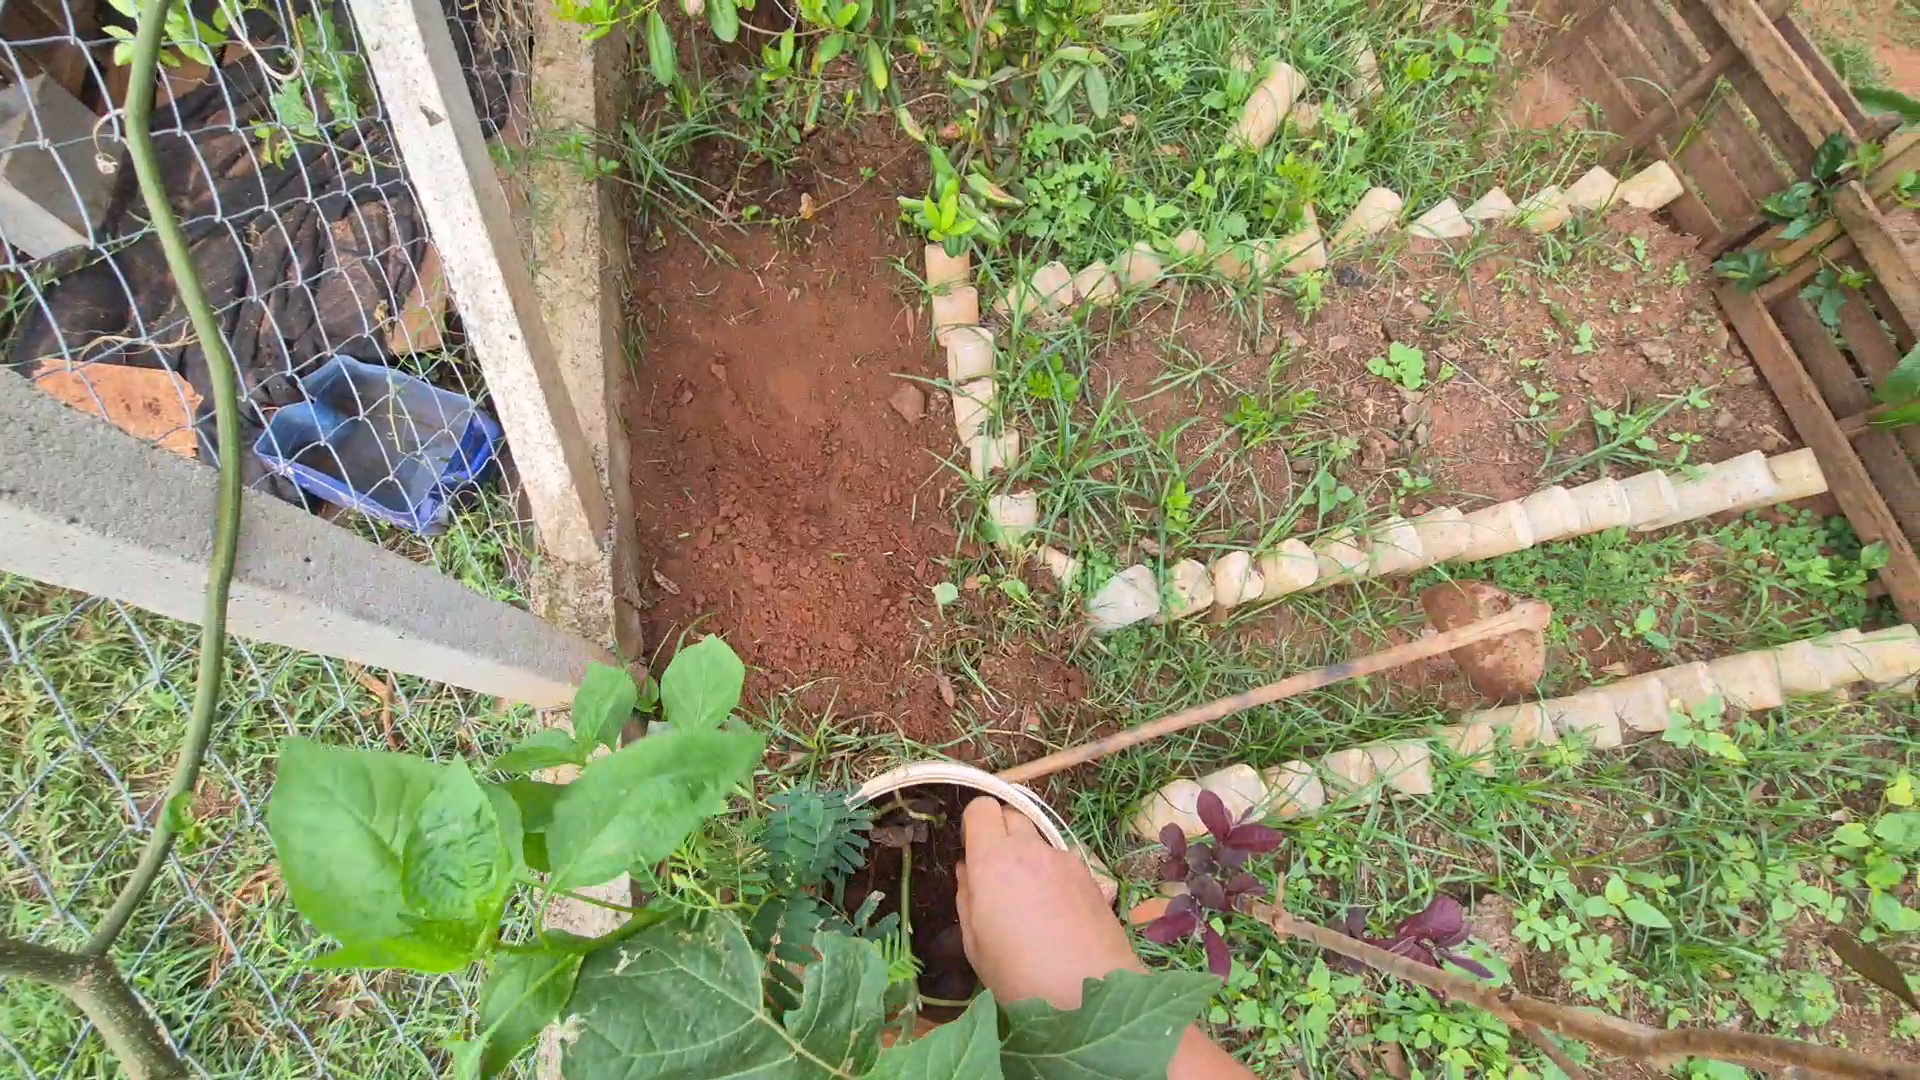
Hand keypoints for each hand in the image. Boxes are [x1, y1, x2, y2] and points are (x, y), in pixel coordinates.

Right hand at [954, 796, 1141, 1007]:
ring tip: (1031, 900)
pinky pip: (1060, 861)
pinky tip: (1057, 913)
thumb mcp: (975, 944)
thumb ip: (967, 896)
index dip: (974, 823)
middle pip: (1011, 814)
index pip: (981, 808)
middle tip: (998, 872)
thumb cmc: (1019, 976)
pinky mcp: (1088, 874)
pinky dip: (1052, 874)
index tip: (973, 848)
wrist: (1090, 994)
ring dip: (1028, 856)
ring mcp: (1062, 858)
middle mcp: (1029, 848)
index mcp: (993, 860)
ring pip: (1037, 840)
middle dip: (1000, 833)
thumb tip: (968, 869)